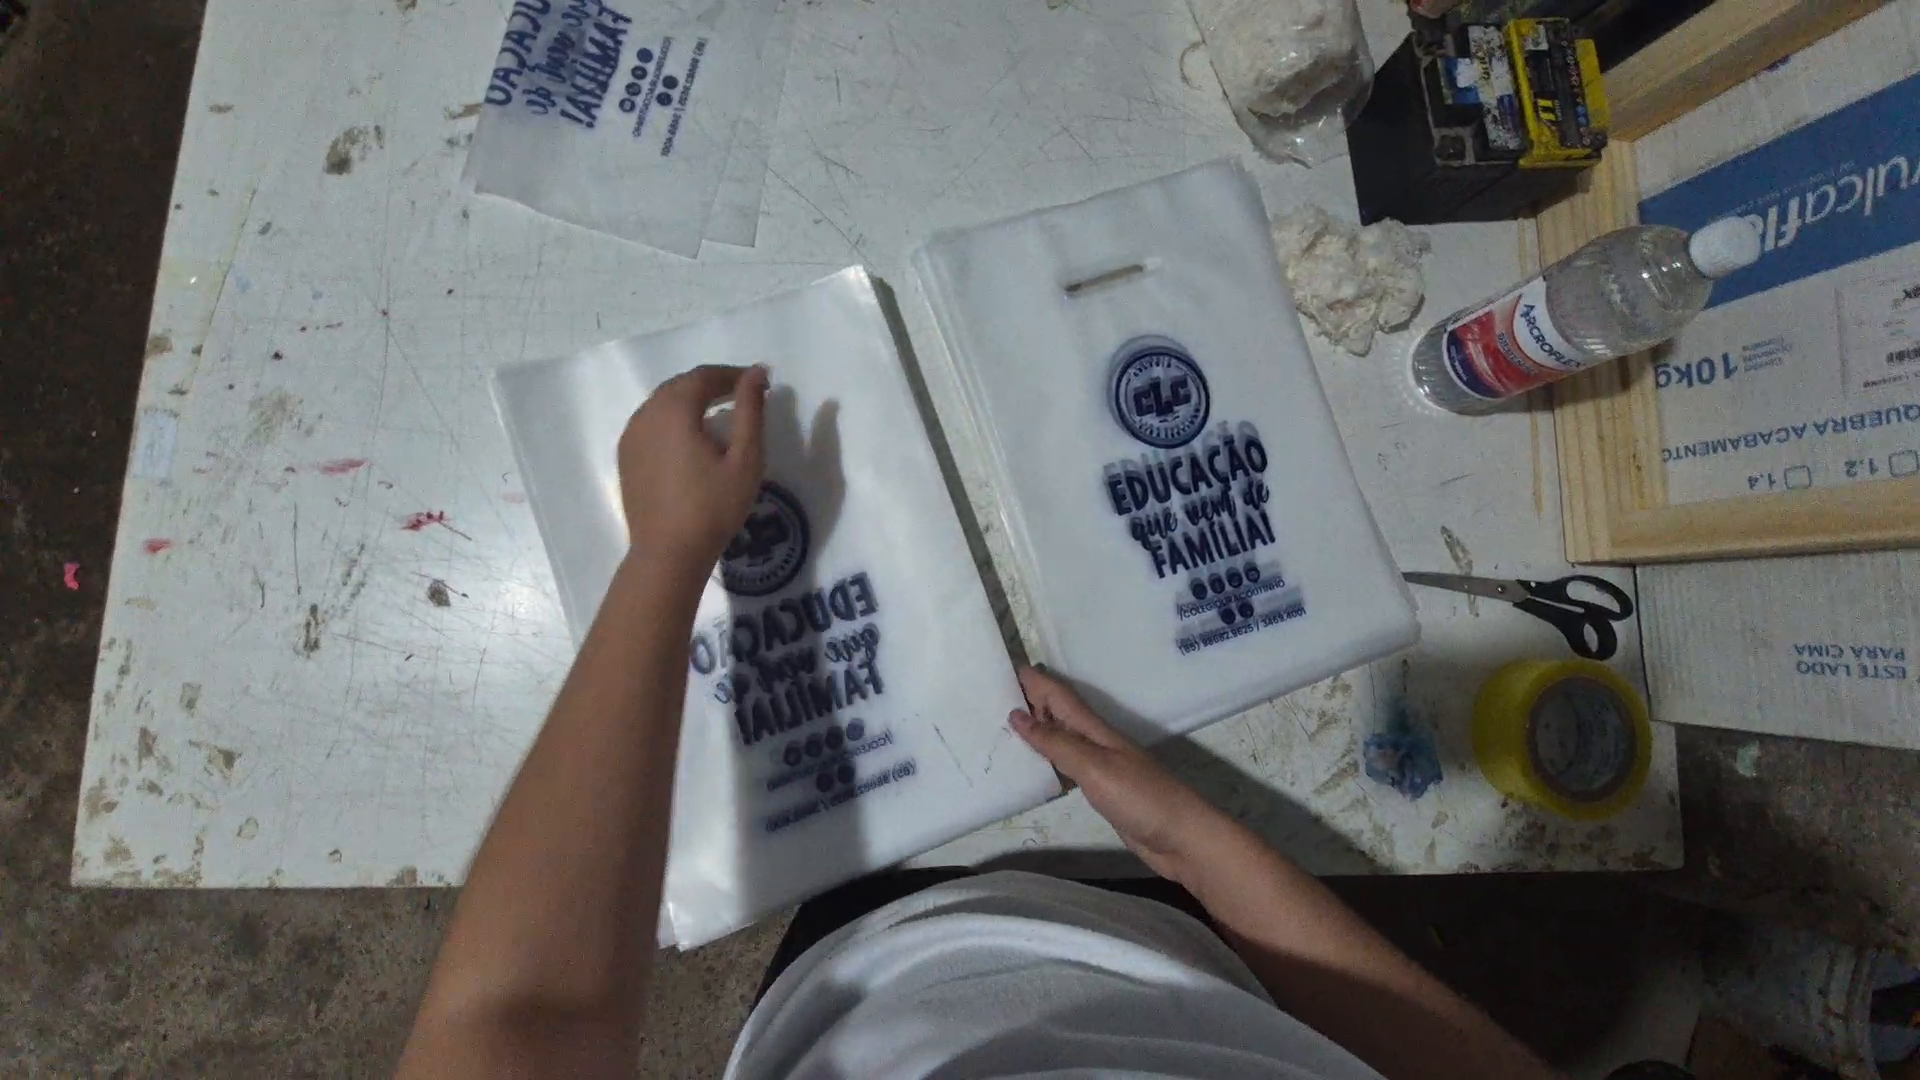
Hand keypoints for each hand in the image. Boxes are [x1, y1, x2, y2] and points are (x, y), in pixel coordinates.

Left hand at [618, 364, 768, 579]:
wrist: (669, 552)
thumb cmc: (714, 507)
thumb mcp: (745, 458)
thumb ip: (751, 410)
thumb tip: (757, 373)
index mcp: (674, 410)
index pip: (704, 376)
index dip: (733, 374)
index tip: (759, 382)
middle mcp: (646, 414)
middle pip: (680, 385)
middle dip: (712, 384)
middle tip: (743, 396)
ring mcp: (631, 436)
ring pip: (663, 403)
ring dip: (692, 401)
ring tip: (721, 414)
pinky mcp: (627, 456)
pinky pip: (652, 423)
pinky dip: (675, 419)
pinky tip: (693, 438)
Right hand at [1009, 667, 1230, 882]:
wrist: (1183, 839)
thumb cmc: (1141, 797)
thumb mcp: (1094, 766)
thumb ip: (1057, 742)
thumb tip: (1017, 715)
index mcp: (1094, 728)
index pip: (1058, 695)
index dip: (1033, 681)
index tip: (1000, 668)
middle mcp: (1094, 740)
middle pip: (1057, 712)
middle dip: (1028, 700)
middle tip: (989, 698)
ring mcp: (1099, 765)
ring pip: (1060, 737)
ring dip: (1035, 729)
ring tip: (1001, 728)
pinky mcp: (1101, 788)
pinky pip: (1066, 764)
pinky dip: (1047, 758)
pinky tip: (1032, 766)